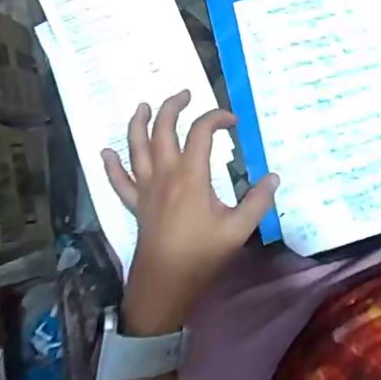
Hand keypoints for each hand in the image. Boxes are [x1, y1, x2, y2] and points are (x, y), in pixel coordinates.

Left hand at [102, 91, 278, 335]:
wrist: (164, 284)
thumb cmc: (202, 254)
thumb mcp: (239, 228)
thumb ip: (258, 200)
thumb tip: (274, 177)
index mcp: (191, 176)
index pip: (201, 132)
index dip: (217, 118)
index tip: (233, 122)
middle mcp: (165, 175)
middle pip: (163, 130)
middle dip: (172, 107)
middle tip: (184, 94)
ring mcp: (146, 189)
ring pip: (136, 148)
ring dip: (139, 124)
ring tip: (144, 106)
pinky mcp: (135, 204)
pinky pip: (119, 180)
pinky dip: (112, 164)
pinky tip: (106, 152)